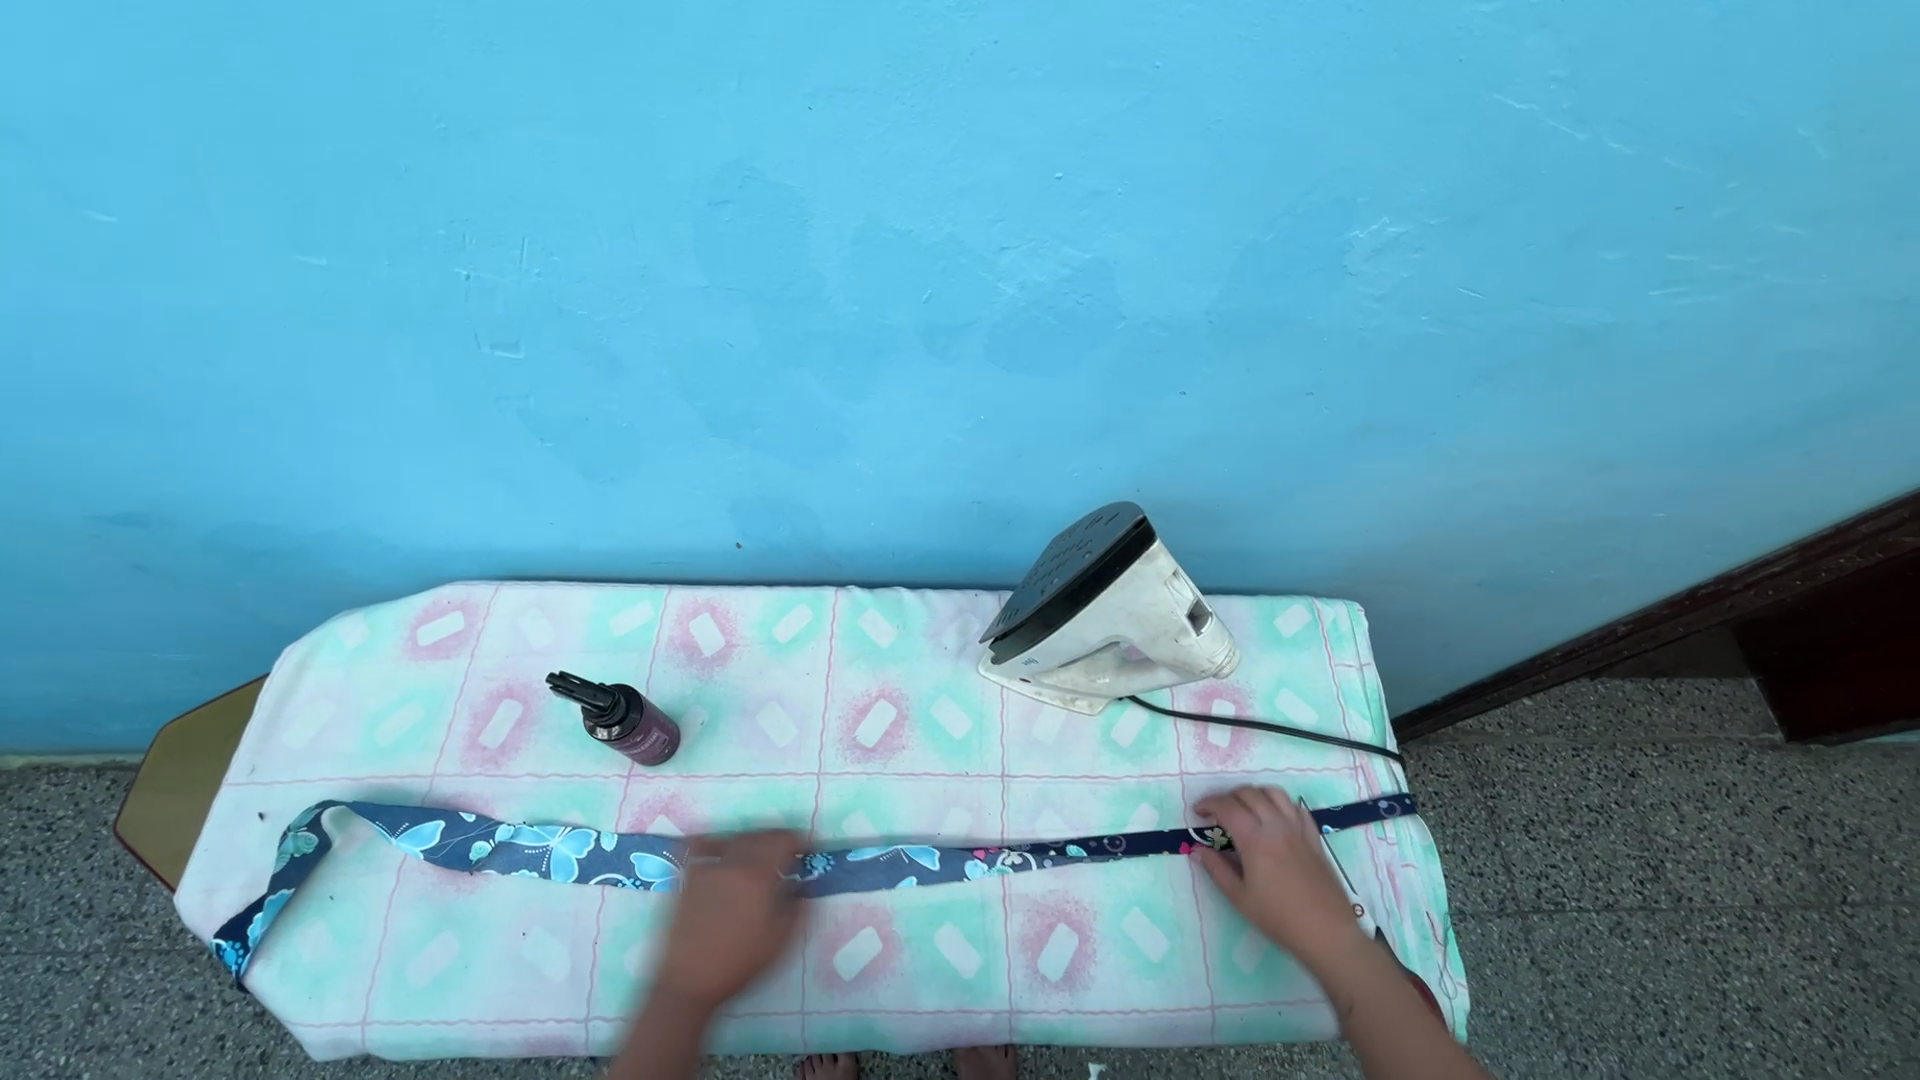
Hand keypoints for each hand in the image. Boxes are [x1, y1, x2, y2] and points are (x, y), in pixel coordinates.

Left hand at [651, 830, 806, 1014]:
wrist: (690, 982)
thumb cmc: (740, 962)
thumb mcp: (780, 938)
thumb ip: (796, 905)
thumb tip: (798, 883)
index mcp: (758, 876)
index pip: (783, 839)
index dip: (798, 840)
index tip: (805, 851)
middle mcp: (732, 864)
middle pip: (759, 835)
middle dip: (777, 840)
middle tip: (786, 854)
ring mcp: (706, 868)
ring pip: (734, 839)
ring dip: (752, 841)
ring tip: (757, 855)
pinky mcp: (687, 878)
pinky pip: (702, 847)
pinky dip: (715, 842)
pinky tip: (720, 849)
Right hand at [1192, 785, 1364, 970]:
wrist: (1327, 933)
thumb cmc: (1279, 918)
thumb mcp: (1239, 898)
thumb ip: (1216, 869)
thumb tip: (1199, 850)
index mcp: (1255, 840)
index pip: (1227, 806)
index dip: (1209, 803)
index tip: (1199, 812)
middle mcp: (1277, 826)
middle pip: (1249, 793)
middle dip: (1228, 796)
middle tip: (1218, 812)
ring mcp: (1298, 830)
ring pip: (1274, 793)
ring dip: (1255, 794)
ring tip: (1245, 808)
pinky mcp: (1314, 838)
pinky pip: (1297, 808)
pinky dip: (1281, 804)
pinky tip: (1275, 818)